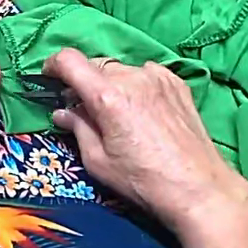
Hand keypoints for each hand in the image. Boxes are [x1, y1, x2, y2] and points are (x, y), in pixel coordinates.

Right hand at [42, 48, 247, 228]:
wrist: (197, 187)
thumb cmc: (143, 180)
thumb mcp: (98, 160)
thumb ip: (77, 128)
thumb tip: (62, 112)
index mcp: (107, 96)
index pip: (69, 60)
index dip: (53, 65)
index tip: (49, 78)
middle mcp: (132, 77)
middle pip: (94, 65)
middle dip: (83, 82)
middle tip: (82, 108)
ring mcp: (157, 77)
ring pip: (120, 69)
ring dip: (110, 84)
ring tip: (116, 113)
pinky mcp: (176, 83)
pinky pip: (144, 74)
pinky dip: (134, 85)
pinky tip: (140, 109)